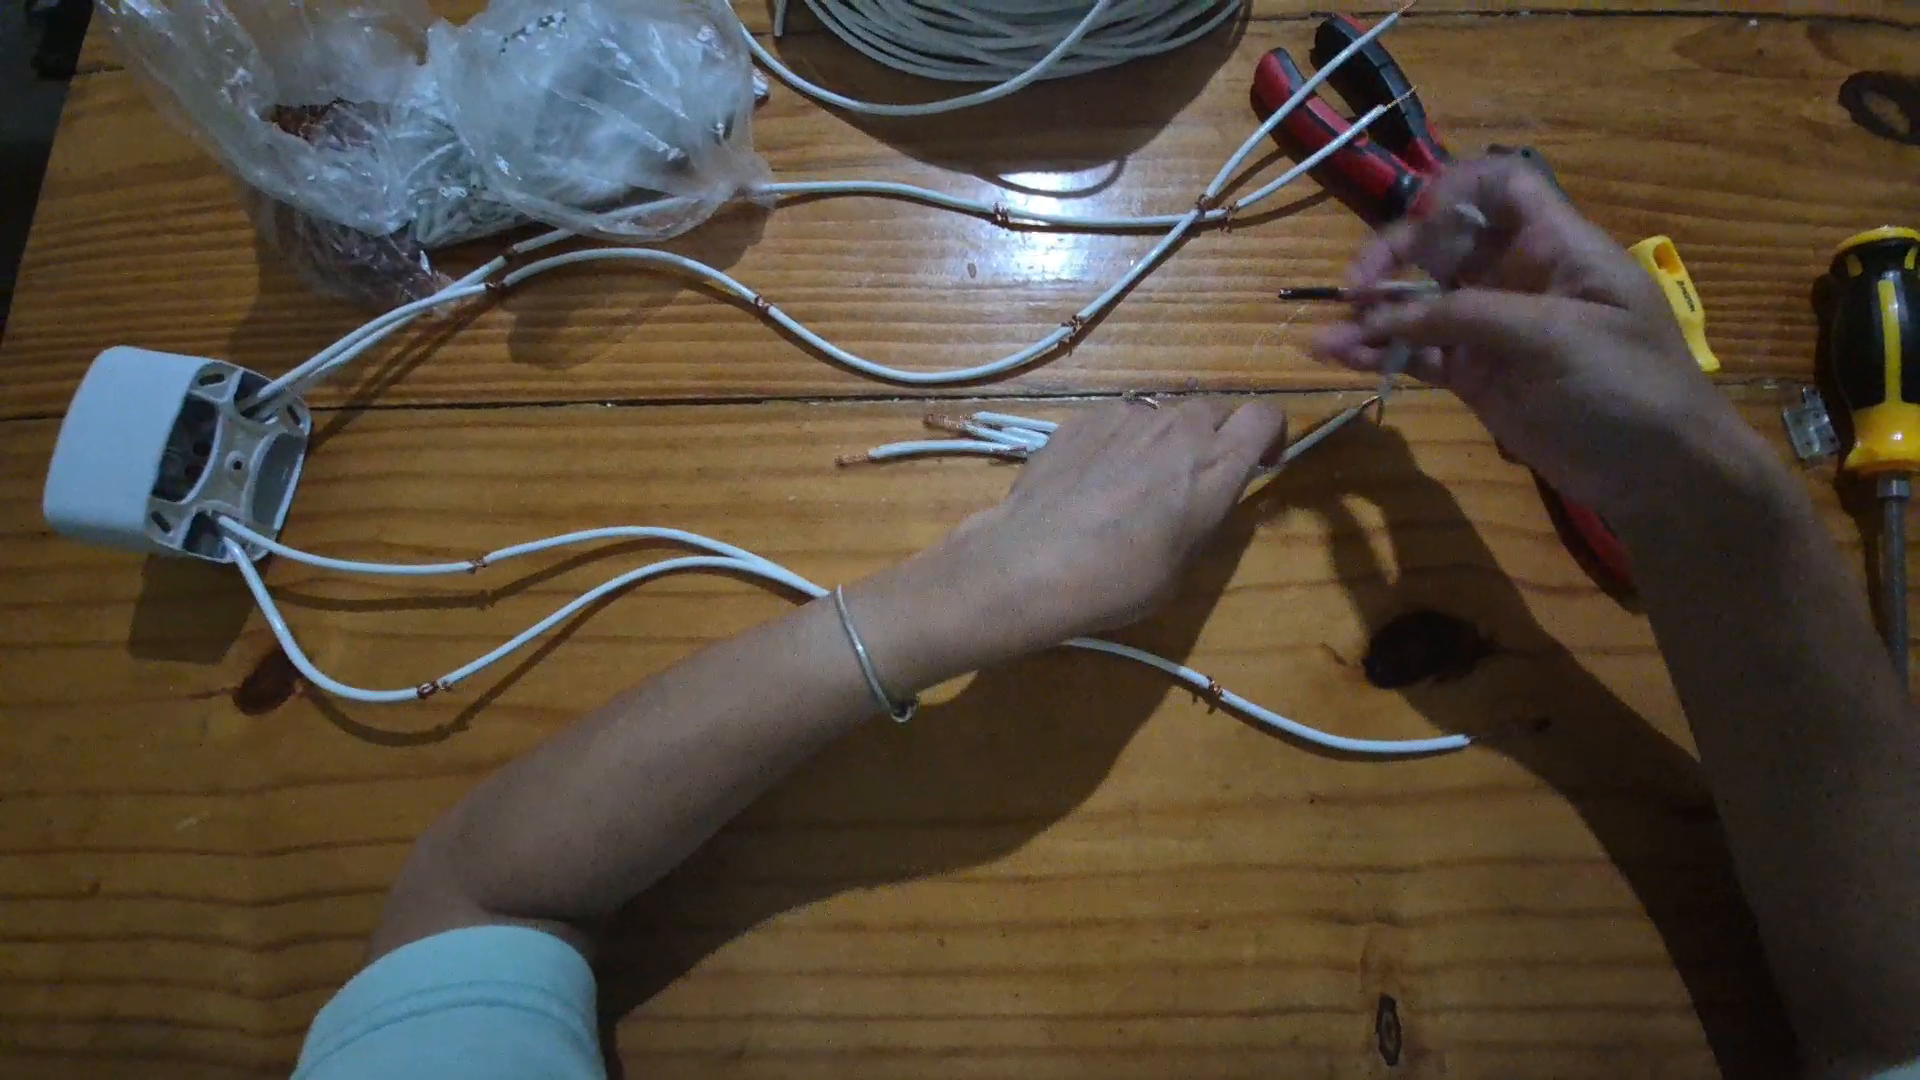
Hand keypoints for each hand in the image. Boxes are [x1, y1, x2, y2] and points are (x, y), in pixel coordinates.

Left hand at [954, 399, 1287, 646]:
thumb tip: (1211, 501)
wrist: (1031, 563)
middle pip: (1212, 411)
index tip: (1257, 462)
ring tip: (1133, 482)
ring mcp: (1125, 418)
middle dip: (1213, 437)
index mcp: (1214, 465)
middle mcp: (1176, 428)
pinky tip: (1092, 478)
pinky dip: (1118, 442)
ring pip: (1161, 414)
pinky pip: (1116, 422)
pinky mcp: (1081, 420)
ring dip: (1162, 440)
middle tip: (1191, 478)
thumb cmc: (1117, 581)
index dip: (1266, 435)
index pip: (1264, 416)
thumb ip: (1206, 520)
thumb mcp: (1182, 567)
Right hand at [1312, 156, 1758, 516]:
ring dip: (1370, 316)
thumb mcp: (1553, 334)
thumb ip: (1465, 316)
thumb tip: (1377, 317)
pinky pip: (1413, 354)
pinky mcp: (1469, 374)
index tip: (1410, 224)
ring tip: (1328, 339)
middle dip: (1391, 258)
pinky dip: (1376, 355)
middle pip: (1440, 244)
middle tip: (1353, 292)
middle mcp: (1513, 278)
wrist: (1650, 468)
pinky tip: (1341, 359)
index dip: (1451, 190)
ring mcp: (1487, 329)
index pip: (1500, 187)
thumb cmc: (1626, 384)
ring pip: (1416, 305)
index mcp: (1553, 247)